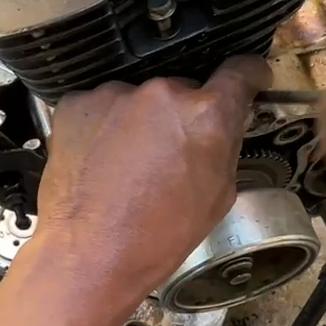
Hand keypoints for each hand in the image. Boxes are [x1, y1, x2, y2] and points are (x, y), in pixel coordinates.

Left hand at [29, 56, 268, 310]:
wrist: (89, 254)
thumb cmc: (154, 237)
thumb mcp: (217, 197)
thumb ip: (224, 147)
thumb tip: (225, 126)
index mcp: (206, 114)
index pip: (239, 72)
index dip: (248, 75)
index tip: (248, 78)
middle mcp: (161, 94)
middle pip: (180, 91)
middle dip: (179, 117)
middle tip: (166, 156)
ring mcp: (114, 95)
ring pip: (136, 100)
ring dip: (136, 123)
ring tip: (126, 168)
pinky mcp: (77, 105)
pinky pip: (98, 108)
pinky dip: (101, 129)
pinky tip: (99, 163)